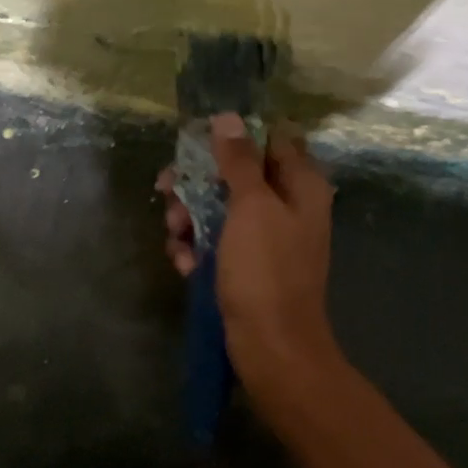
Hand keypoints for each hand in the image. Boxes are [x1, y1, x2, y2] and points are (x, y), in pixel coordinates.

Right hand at [156, 113, 340, 387]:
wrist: (273, 351)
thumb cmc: (266, 271)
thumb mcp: (251, 207)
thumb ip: (239, 160)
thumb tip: (228, 117)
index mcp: (300, 184)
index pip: (268, 138)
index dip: (232, 135)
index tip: (197, 139)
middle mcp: (286, 205)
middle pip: (235, 173)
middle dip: (197, 181)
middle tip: (166, 189)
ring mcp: (266, 237)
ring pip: (219, 207)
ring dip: (190, 217)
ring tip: (175, 235)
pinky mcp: (247, 266)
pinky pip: (216, 242)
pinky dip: (196, 249)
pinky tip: (184, 265)